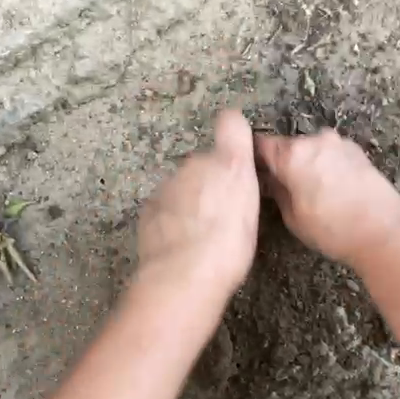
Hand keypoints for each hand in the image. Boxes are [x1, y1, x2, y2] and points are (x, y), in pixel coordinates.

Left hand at [136, 109, 260, 299]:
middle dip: (210, 181)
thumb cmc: (227, 246)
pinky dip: (170, 218)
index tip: (237, 147)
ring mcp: (167, 185)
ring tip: (198, 234)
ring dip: (189, 201)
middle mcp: (194, 165)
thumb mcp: (250, 210)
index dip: (234, 132)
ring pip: (182, 185)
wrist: (182, 275)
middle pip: (204, 163)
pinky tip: (178, 243)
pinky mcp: (149, 208)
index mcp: (228, 163)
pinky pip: (164, 206)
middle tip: (220, 213)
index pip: (231, 123)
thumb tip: (235, 168)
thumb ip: (242, 181)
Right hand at [254, 129, 399, 268]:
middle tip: (280, 189)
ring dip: (306, 165)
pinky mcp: (357, 152)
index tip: (250, 170)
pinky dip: (325, 167)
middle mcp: (315, 140)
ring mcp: (339, 143)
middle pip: (287, 147)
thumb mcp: (293, 218)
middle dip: (282, 164)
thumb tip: (270, 180)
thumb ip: (277, 192)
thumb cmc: (334, 229)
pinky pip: (331, 155)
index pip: (261, 145)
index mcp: (293, 155)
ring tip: (309, 194)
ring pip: (311, 151)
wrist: (383, 232)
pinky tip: (330, 191)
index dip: (253, 157)